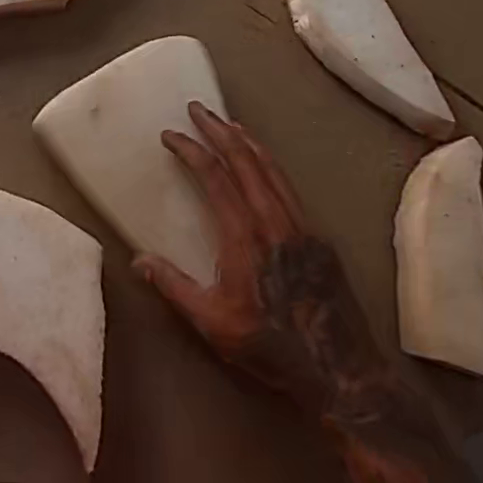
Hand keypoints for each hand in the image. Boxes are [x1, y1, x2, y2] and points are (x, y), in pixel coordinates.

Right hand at [136, 103, 468, 481]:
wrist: (344, 374)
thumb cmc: (272, 347)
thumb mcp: (212, 322)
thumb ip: (173, 286)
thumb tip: (137, 260)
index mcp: (245, 236)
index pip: (214, 176)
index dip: (191, 149)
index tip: (171, 135)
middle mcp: (275, 220)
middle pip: (245, 160)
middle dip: (219, 130)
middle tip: (198, 108)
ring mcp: (301, 226)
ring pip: (272, 168)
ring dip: (246, 141)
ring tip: (228, 123)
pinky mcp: (318, 236)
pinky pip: (288, 185)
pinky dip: (268, 163)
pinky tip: (262, 164)